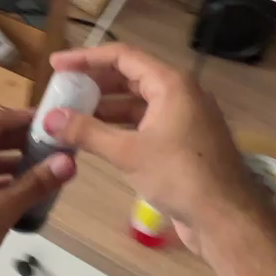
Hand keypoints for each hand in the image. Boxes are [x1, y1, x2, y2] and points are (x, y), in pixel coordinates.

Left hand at [0, 109, 75, 275]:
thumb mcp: (2, 209)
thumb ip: (35, 184)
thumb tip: (68, 162)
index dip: (24, 118)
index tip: (52, 122)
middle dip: (23, 143)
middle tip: (55, 147)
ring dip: (13, 165)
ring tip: (45, 172)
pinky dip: (1, 184)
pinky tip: (23, 197)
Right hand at [43, 45, 269, 256]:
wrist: (226, 218)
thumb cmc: (180, 176)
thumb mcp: (127, 152)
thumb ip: (86, 132)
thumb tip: (49, 118)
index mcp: (171, 84)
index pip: (122, 57)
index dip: (85, 58)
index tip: (56, 65)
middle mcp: (180, 93)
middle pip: (129, 77)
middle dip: (93, 84)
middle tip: (61, 91)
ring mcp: (184, 118)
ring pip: (137, 103)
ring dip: (104, 108)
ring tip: (70, 116)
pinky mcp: (183, 142)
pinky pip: (145, 123)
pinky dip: (119, 127)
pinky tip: (95, 139)